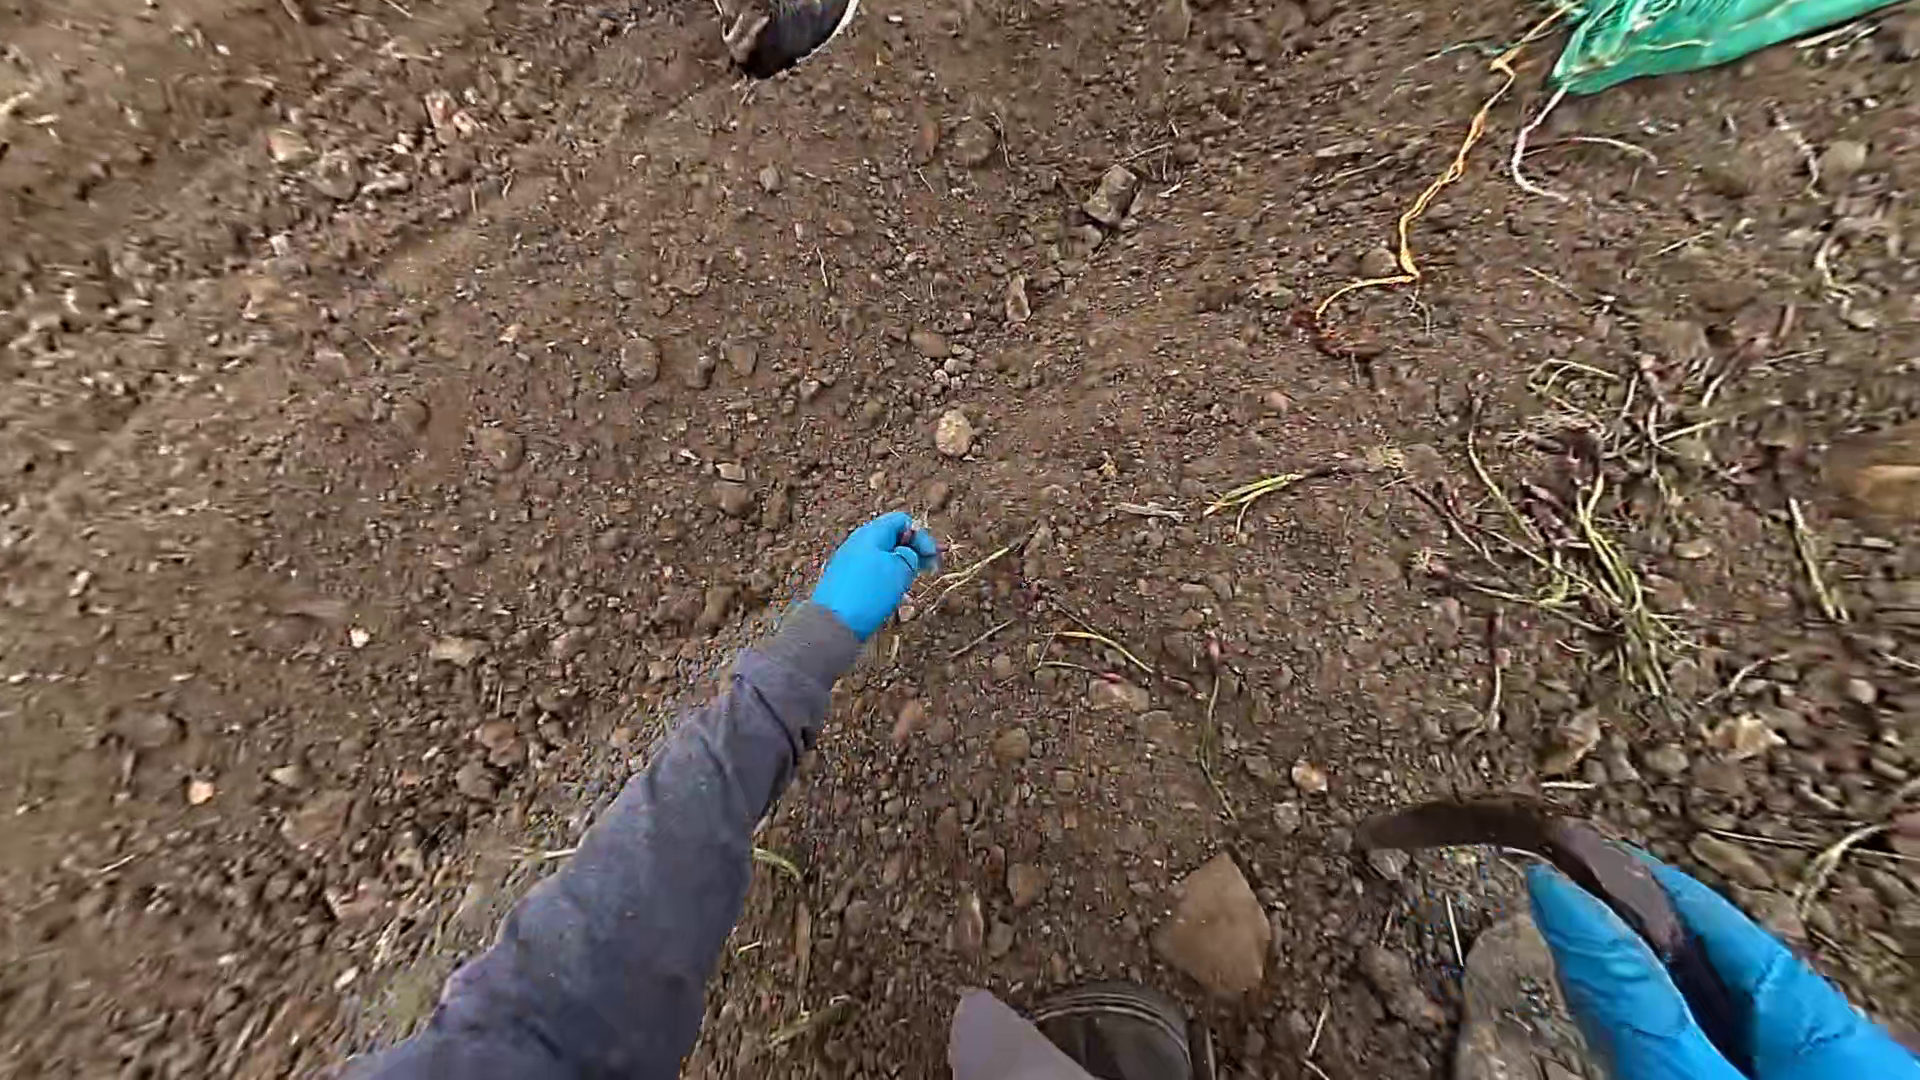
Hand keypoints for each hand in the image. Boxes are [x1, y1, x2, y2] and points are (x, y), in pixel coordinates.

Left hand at [809, 512, 937, 640]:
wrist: (833, 625)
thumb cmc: (869, 593)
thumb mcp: (901, 568)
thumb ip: (911, 555)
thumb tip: (911, 553)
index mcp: (871, 534)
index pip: (902, 521)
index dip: (922, 536)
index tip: (933, 556)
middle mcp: (859, 544)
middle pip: (894, 540)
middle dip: (915, 553)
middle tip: (931, 569)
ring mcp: (851, 564)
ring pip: (885, 559)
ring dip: (903, 570)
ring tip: (910, 587)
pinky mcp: (848, 583)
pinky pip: (875, 576)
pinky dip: (889, 583)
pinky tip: (895, 598)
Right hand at [1527, 857, 1919, 1079]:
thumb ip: (1622, 989)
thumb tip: (1548, 883)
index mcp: (1826, 1029)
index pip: (1704, 908)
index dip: (1623, 868)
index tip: (1547, 841)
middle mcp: (1823, 1042)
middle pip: (1695, 955)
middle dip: (1616, 945)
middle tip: (1555, 950)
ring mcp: (1798, 1068)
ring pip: (1689, 998)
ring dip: (1627, 994)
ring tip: (1599, 1027)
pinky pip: (1695, 1039)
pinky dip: (1646, 1033)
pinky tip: (1625, 1050)